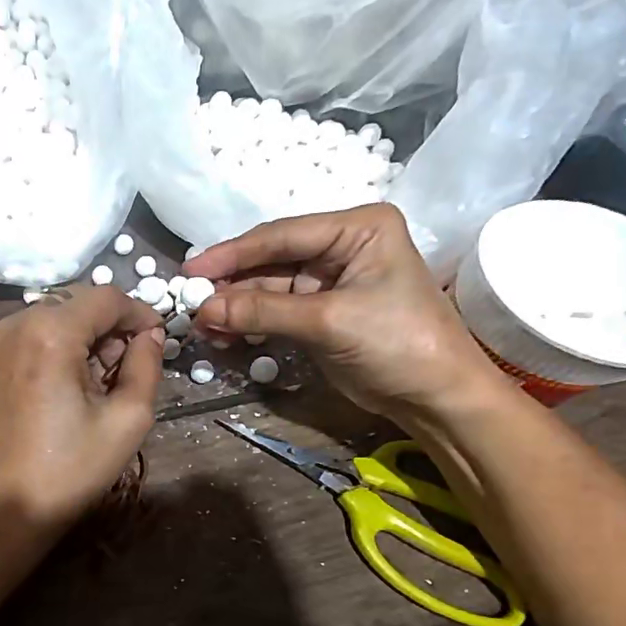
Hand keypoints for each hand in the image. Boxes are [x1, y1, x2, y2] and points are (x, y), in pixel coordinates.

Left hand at [0, 286, 164, 530]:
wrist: (9, 504)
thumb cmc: (72, 467)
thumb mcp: (128, 418)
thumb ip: (146, 365)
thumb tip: (151, 335)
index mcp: (50, 332)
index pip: (107, 297)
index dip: (140, 314)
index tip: (159, 342)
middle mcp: (18, 323)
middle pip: (81, 304)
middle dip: (113, 329)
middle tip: (131, 370)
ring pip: (61, 317)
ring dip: (90, 339)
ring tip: (104, 383)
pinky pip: (39, 334)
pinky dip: (64, 348)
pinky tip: (75, 385)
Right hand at [183, 203, 506, 419]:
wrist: (436, 397)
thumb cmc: (398, 344)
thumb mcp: (329, 321)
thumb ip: (264, 310)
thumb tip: (204, 308)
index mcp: (356, 228)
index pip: (281, 235)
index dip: (231, 254)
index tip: (189, 269)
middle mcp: (341, 246)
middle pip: (270, 259)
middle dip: (230, 284)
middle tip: (188, 303)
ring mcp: (329, 279)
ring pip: (268, 287)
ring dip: (235, 307)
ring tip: (203, 327)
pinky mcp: (320, 311)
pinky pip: (274, 310)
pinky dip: (249, 322)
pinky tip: (224, 335)